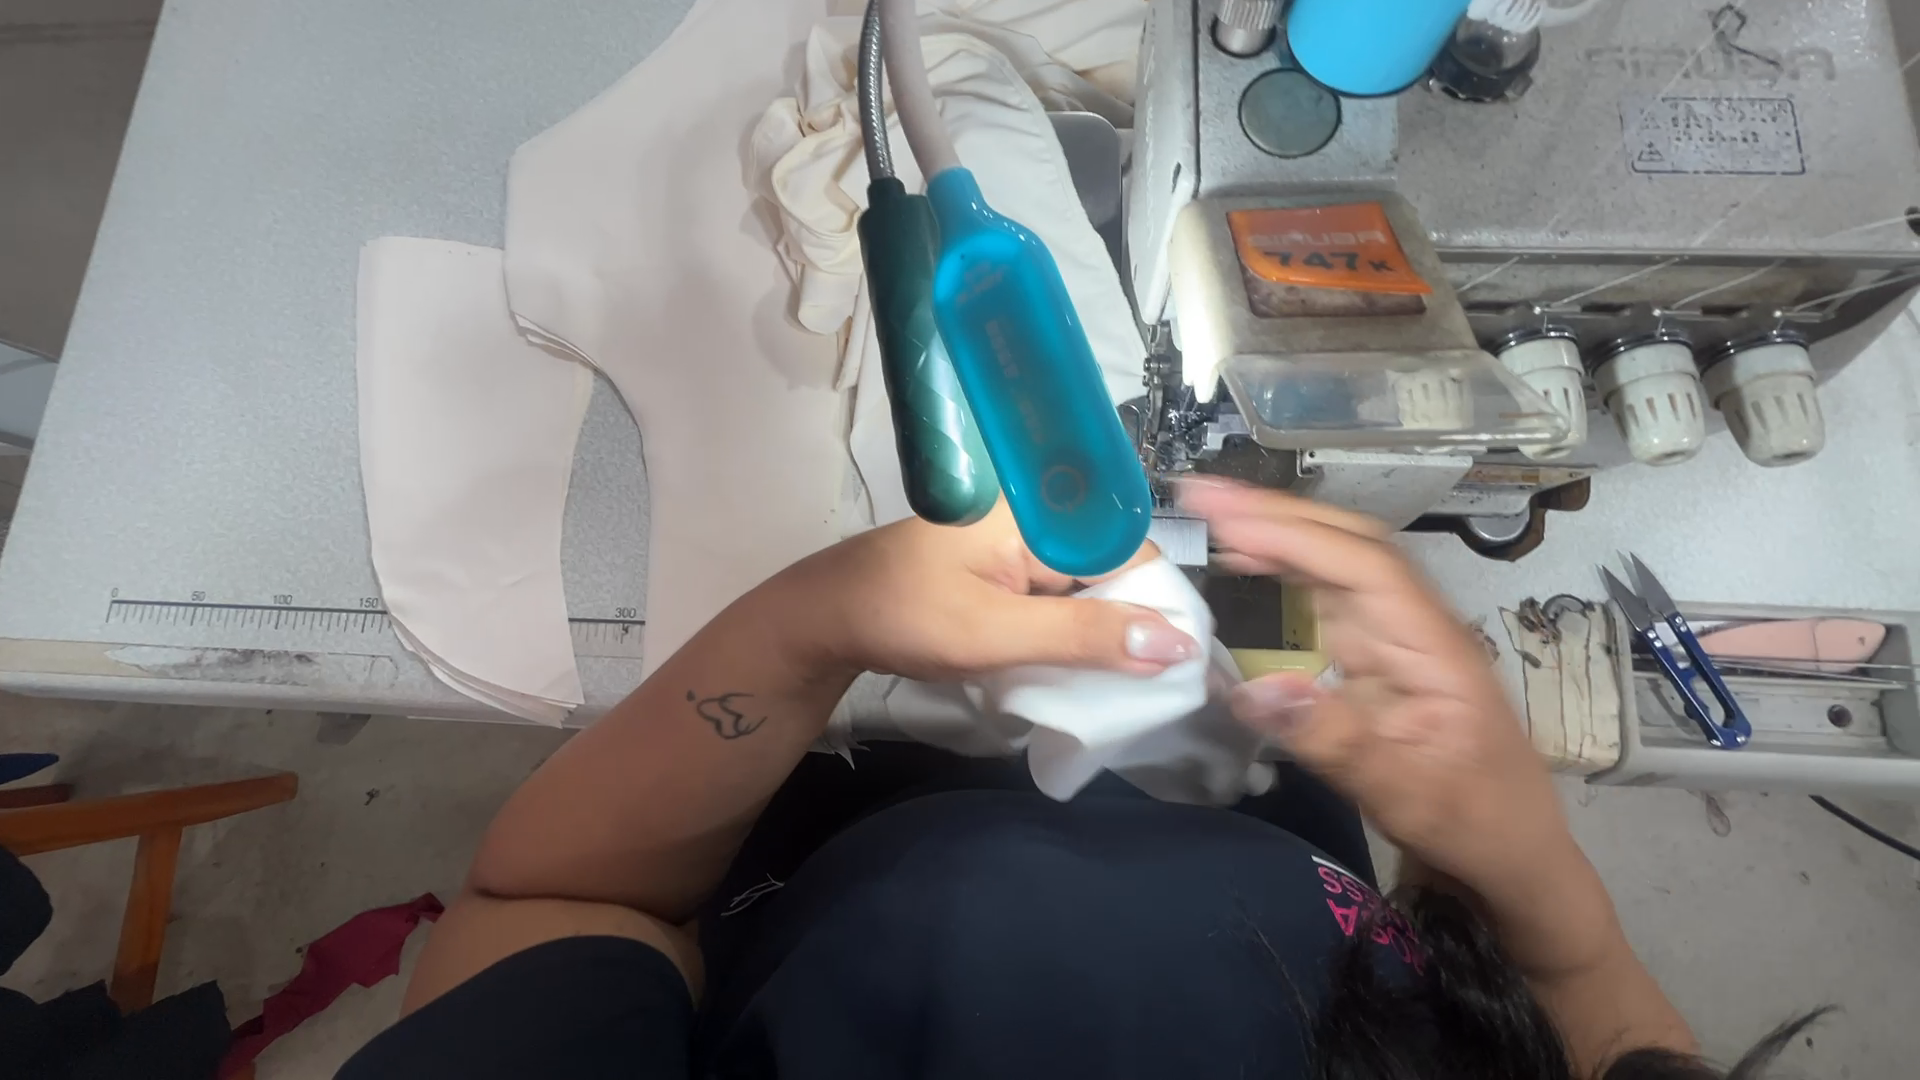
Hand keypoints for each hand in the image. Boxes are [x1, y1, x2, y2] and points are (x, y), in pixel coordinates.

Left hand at [783, 501, 1199, 683]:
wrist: (828, 618)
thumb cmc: (904, 616)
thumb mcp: (997, 633)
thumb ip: (1084, 635)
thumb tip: (1175, 642)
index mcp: (1038, 512)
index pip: (1128, 548)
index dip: (1156, 602)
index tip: (1172, 659)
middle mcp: (1035, 517)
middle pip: (1109, 567)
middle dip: (1125, 623)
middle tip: (1142, 681)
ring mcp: (1016, 543)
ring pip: (1082, 587)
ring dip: (1094, 633)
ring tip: (1109, 680)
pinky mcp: (1002, 568)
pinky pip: (1053, 596)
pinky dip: (1063, 630)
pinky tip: (1066, 665)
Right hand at [1177, 477, 1572, 904]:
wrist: (1508, 850)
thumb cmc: (1472, 820)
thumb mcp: (1405, 793)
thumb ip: (1335, 740)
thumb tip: (1255, 689)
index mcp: (1431, 644)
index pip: (1361, 566)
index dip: (1292, 536)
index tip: (1225, 520)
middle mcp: (1411, 622)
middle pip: (1347, 543)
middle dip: (1276, 512)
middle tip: (1204, 494)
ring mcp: (1392, 632)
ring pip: (1333, 557)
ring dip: (1274, 528)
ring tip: (1211, 511)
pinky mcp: (1372, 648)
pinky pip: (1322, 589)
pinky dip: (1280, 563)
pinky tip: (1246, 559)